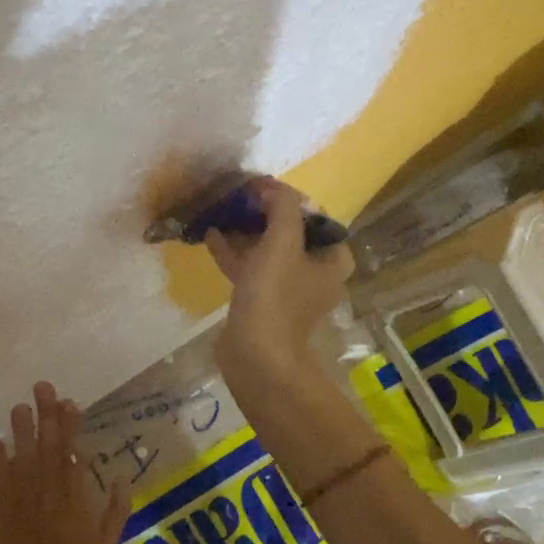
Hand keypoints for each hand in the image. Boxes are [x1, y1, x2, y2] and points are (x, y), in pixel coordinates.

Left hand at [0, 381, 129, 543]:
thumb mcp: (110, 539)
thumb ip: (117, 506)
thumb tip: (121, 475)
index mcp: (75, 499)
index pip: (72, 453)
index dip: (70, 426)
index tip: (69, 402)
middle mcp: (48, 494)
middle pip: (46, 448)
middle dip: (45, 416)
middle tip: (41, 387)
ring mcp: (23, 503)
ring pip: (22, 459)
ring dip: (20, 432)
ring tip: (18, 407)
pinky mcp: (3, 515)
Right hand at [206, 177, 353, 374]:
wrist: (255, 357)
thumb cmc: (274, 297)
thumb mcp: (281, 242)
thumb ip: (282, 206)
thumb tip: (271, 186)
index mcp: (333, 260)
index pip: (315, 216)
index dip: (287, 199)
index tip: (259, 188)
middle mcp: (316, 274)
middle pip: (289, 232)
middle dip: (262, 214)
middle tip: (237, 198)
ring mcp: (288, 291)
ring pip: (267, 251)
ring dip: (245, 232)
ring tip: (220, 211)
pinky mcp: (263, 303)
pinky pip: (250, 270)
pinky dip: (234, 253)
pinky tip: (210, 235)